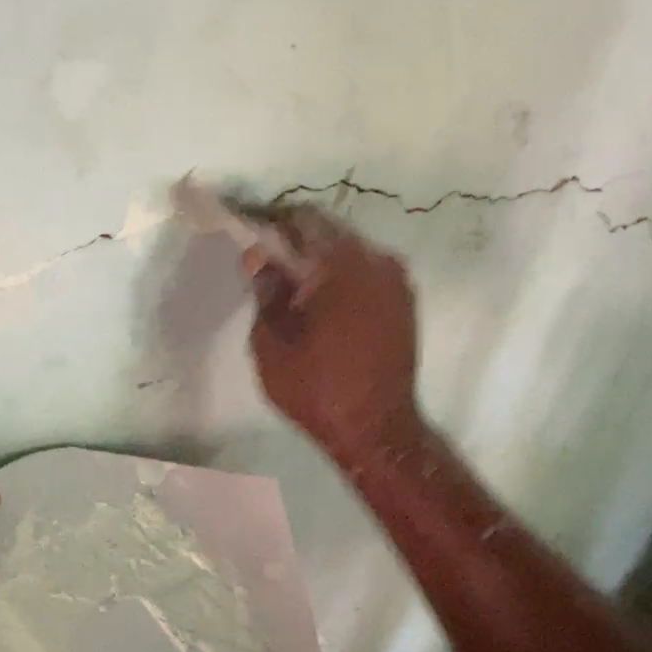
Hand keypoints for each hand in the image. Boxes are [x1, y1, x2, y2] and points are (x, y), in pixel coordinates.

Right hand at [241, 204, 421, 465]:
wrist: (376, 431)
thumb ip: (265, 290)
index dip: (268, 222)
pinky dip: (341, 276)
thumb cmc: (316, 388)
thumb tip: (257, 254)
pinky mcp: (405, 301)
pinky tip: (320, 300)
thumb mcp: (272, 342)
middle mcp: (376, 260)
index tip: (246, 230)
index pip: (300, 219)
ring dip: (319, 259)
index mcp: (340, 264)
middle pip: (328, 231)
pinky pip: (366, 272)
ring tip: (290, 283)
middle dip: (294, 239)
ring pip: (349, 250)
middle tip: (264, 259)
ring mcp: (397, 280)